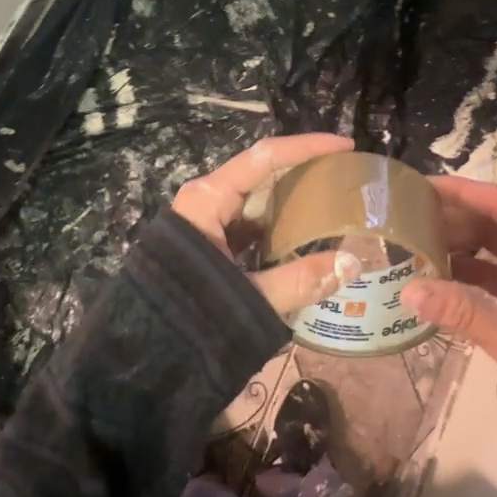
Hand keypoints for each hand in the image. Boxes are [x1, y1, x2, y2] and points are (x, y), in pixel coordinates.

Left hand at [172, 134, 364, 315]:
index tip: (344, 147)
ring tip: (333, 206)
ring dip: (293, 200)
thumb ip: (299, 280)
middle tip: (345, 178)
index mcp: (208, 199)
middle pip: (262, 174)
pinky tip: (305, 237)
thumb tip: (351, 262)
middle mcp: (206, 200)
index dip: (306, 147)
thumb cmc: (190, 313)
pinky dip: (279, 225)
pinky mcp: (209, 241)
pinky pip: (250, 223)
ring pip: (257, 199)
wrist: (145, 350)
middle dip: (304, 172)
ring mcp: (206, 220)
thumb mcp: (248, 297)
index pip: (264, 157)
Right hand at [402, 176, 496, 435]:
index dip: (465, 192)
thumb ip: (466, 313)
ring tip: (414, 238)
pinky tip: (433, 273)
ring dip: (458, 241)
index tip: (423, 186)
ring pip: (493, 244)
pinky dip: (465, 269)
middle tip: (408, 214)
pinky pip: (493, 270)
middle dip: (456, 215)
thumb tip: (410, 289)